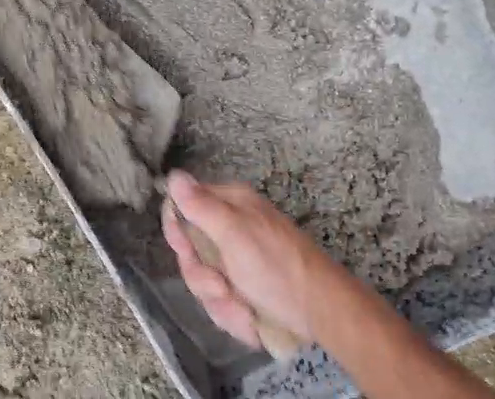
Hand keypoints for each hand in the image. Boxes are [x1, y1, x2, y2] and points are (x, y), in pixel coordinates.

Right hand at [161, 169, 321, 348]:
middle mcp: (230, 228)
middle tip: (221, 287)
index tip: (187, 251)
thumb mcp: (234, 232)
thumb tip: (173, 175)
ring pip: (204, 280)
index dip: (178, 231)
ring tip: (242, 310)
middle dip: (203, 277)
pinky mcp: (245, 289)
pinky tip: (250, 320)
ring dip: (219, 302)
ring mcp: (238, 261)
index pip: (182, 207)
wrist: (321, 313)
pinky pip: (221, 301)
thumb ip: (200, 205)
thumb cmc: (276, 266)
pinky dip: (233, 315)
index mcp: (228, 205)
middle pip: (190, 250)